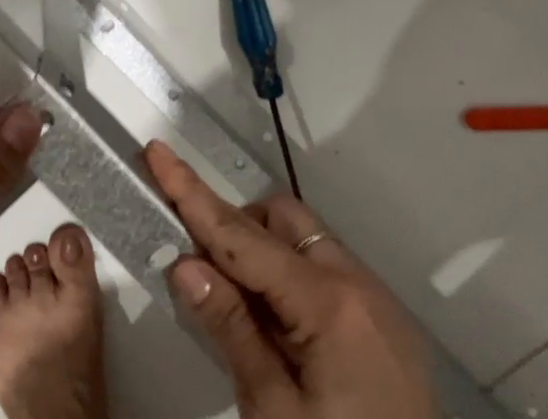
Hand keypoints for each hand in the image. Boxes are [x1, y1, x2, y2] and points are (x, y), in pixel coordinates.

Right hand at [146, 141, 434, 418]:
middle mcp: (358, 283)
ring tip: (239, 303)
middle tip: (198, 265)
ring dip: (263, 249)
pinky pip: (329, 269)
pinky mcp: (388, 321)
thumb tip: (184, 264)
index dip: (192, 195)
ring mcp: (379, 300)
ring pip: (306, 239)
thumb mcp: (274, 409)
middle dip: (233, 225)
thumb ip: (232, 330)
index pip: (242, 237)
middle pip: (280, 219)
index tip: (159, 153)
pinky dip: (292, 274)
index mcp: (328, 304)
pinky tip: (278, 323)